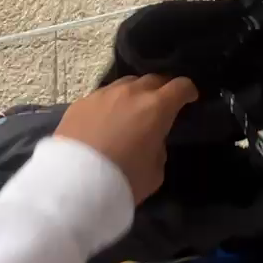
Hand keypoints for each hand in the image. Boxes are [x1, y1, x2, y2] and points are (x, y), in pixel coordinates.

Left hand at [57, 74, 198, 203]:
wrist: (73, 184)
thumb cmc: (123, 180)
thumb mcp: (155, 171)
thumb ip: (159, 148)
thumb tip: (151, 139)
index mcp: (156, 108)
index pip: (180, 87)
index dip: (188, 91)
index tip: (190, 97)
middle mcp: (131, 93)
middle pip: (154, 79)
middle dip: (162, 89)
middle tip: (162, 103)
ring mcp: (103, 94)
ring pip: (126, 84)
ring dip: (135, 93)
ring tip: (132, 108)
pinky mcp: (81, 102)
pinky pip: (103, 95)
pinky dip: (111, 103)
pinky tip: (106, 118)